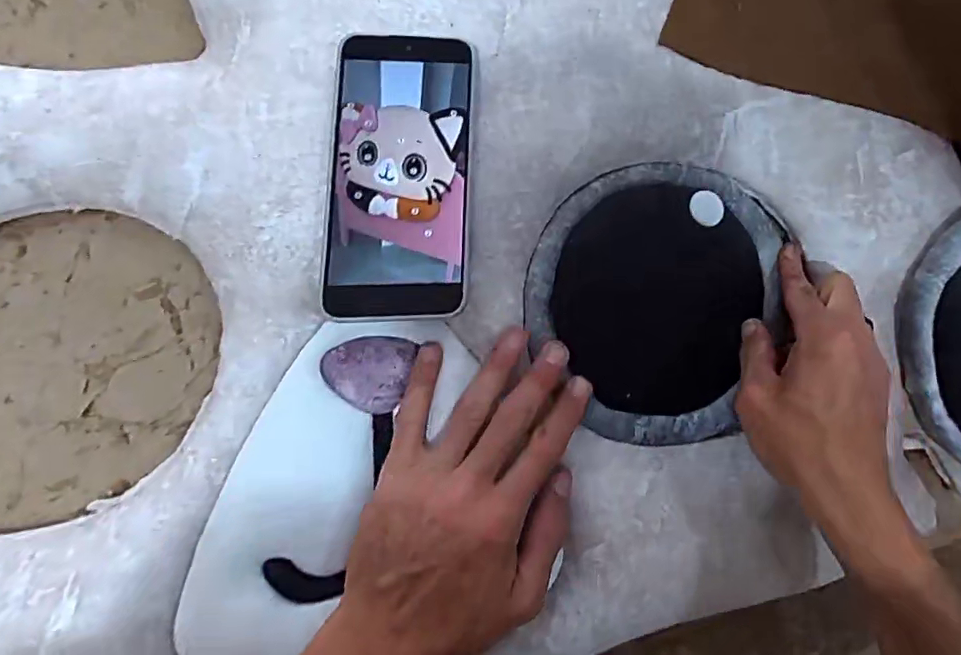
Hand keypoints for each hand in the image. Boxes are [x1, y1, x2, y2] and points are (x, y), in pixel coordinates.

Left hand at [306, 331, 591, 654]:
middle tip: (557, 348)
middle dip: (538, 379)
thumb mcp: (522, 597)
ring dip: (494, 369)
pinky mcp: (393, 476)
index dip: (566, 412)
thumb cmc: (457, 618)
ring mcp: (426, 478)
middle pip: (510, 420)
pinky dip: (420, 383)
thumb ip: (549, 536)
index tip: (581, 383)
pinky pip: (408, 421)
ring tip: (515, 336)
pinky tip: (431, 351)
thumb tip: (563, 476)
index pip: (543, 449)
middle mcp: (466, 490)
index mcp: (499, 518)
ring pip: (468, 411)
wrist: (379, 643)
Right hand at [737, 246, 919, 576]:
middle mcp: (855, 334)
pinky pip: (859, 336)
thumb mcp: (758, 401)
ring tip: (801, 338)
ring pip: (853, 310)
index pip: (803, 288)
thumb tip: (756, 325)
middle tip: (790, 301)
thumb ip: (755, 353)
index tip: (787, 247)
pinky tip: (821, 365)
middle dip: (817, 280)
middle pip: (840, 285)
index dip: (790, 266)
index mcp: (823, 334)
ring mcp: (873, 354)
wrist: (851, 488)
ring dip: (829, 308)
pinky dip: (840, 333)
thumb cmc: (798, 444)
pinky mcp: (881, 375)